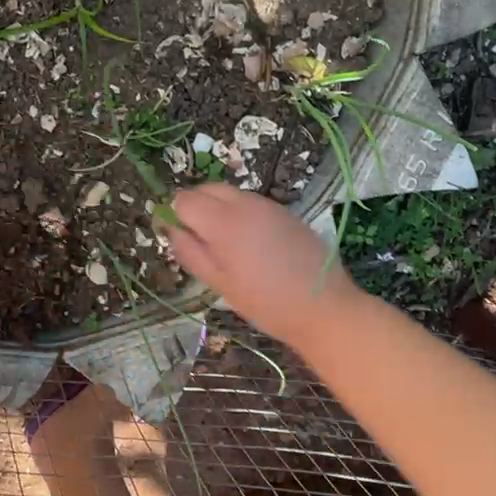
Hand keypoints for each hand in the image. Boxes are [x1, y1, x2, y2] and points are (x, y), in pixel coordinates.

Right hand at [165, 183, 349, 344]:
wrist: (325, 307)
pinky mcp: (284, 211)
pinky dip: (239, 211)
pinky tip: (250, 242)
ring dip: (217, 208)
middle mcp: (244, 204)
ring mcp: (267, 204)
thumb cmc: (266, 303)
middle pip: (205, 188)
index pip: (184, 200)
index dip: (176, 216)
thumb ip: (190, 252)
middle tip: (200, 241)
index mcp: (223, 222)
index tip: (182, 239)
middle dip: (195, 207)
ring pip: (228, 192)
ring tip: (225, 243)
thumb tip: (170, 228)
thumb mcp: (219, 283)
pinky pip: (250, 201)